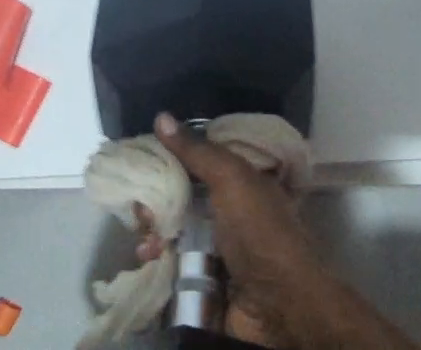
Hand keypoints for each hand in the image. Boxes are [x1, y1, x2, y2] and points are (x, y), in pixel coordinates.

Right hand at [133, 112, 324, 345]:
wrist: (280, 303)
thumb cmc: (260, 231)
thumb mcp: (232, 179)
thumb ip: (197, 150)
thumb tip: (161, 116)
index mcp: (238, 181)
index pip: (198, 160)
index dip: (170, 157)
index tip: (142, 157)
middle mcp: (226, 210)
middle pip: (179, 196)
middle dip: (154, 198)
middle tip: (140, 207)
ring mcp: (213, 247)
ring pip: (170, 230)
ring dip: (151, 231)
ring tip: (145, 239)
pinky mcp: (201, 280)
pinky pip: (170, 264)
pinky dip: (155, 259)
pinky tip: (147, 257)